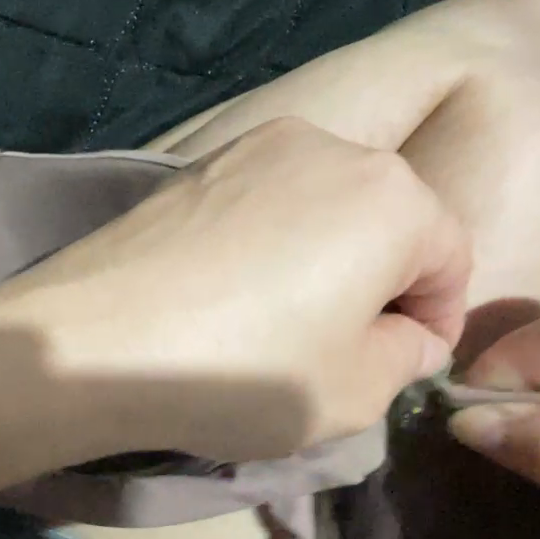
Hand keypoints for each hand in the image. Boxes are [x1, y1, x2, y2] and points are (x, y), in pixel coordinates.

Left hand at [0, 117, 471, 462]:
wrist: (90, 341)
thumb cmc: (240, 372)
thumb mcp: (354, 393)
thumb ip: (405, 355)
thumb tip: (404, 331)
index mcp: (391, 194)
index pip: (449, 257)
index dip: (434, 321)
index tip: (401, 365)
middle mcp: (326, 146)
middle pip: (384, 221)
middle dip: (377, 285)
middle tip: (338, 349)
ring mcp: (250, 147)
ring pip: (318, 207)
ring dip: (319, 260)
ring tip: (276, 321)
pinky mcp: (191, 163)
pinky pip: (258, 203)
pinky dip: (264, 244)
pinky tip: (225, 291)